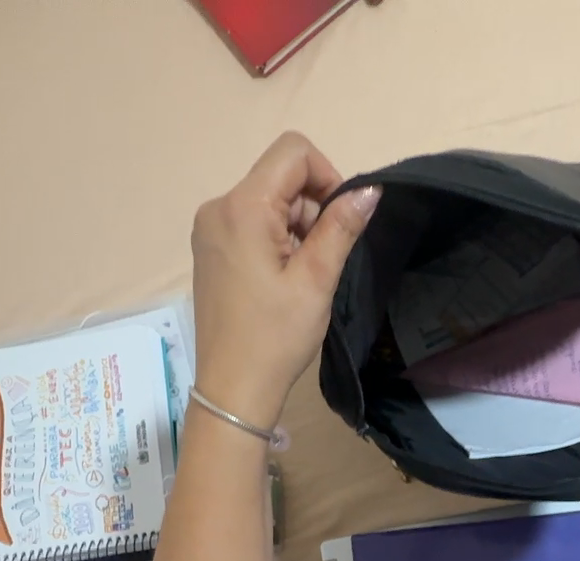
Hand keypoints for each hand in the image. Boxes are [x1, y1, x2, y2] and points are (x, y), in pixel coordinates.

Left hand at [190, 132, 381, 423]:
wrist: (234, 387)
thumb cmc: (277, 337)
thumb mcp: (317, 281)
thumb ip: (341, 228)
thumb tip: (369, 190)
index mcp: (242, 207)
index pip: (293, 152)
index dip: (327, 176)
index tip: (340, 223)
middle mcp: (218, 207)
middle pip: (280, 177)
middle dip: (313, 209)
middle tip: (323, 262)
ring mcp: (210, 229)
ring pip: (269, 202)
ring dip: (298, 229)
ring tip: (303, 279)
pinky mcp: (211, 250)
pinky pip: (253, 224)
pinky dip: (278, 241)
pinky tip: (284, 282)